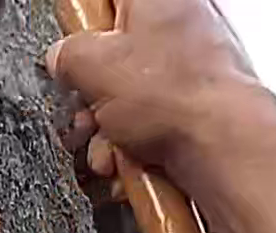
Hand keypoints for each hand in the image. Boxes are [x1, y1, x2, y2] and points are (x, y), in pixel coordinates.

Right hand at [47, 0, 265, 180]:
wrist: (216, 142)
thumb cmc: (169, 95)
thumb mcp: (96, 66)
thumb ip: (69, 55)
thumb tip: (59, 56)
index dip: (85, 24)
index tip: (71, 51)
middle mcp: (175, 25)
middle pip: (112, 60)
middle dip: (90, 101)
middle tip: (85, 120)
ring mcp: (184, 70)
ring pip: (125, 102)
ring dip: (105, 137)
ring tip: (108, 154)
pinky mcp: (187, 110)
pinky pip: (144, 128)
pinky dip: (128, 151)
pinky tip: (126, 164)